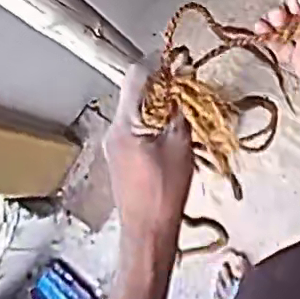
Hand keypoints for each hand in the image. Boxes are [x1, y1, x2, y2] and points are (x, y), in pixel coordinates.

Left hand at [105, 58, 195, 251]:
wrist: (148, 235)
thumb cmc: (165, 193)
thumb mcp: (180, 145)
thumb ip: (179, 108)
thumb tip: (183, 77)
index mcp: (124, 123)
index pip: (135, 75)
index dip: (158, 64)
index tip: (180, 64)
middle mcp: (113, 129)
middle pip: (135, 91)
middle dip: (162, 86)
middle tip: (186, 88)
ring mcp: (113, 143)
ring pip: (136, 108)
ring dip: (159, 104)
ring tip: (182, 111)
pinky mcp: (119, 155)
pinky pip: (135, 125)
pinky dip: (153, 121)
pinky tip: (171, 132)